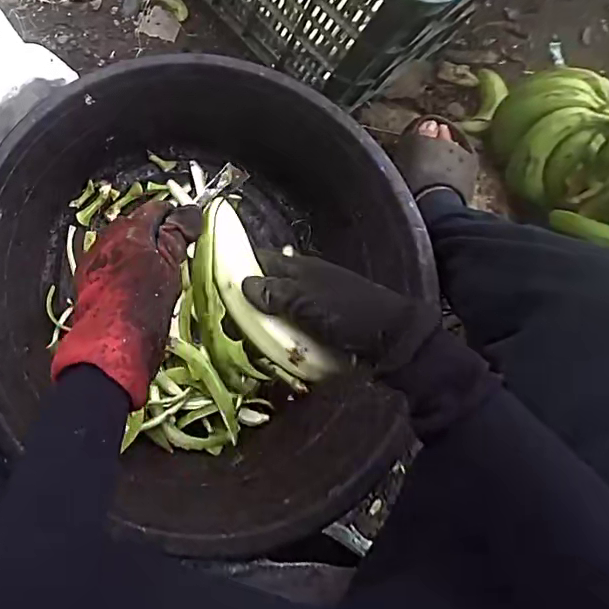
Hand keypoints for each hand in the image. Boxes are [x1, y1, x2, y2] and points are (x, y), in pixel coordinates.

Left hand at [51, 200, 203, 407]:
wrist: (108, 352)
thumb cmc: (142, 311)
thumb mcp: (170, 268)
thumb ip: (178, 235)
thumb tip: (189, 212)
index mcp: (129, 230)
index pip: (156, 209)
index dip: (175, 217)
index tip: (187, 231)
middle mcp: (107, 240)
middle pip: (137, 226)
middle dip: (156, 236)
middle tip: (176, 256)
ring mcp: (94, 261)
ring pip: (123, 247)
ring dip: (139, 254)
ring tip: (158, 277)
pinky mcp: (87, 283)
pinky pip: (111, 266)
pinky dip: (125, 271)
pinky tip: (136, 290)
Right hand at [243, 252, 439, 373]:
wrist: (391, 338)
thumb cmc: (347, 312)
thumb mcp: (305, 301)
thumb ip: (273, 292)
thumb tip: (242, 283)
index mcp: (296, 267)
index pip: (259, 260)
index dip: (239, 267)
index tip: (217, 282)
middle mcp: (302, 281)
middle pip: (266, 287)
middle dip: (248, 301)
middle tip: (230, 320)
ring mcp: (312, 303)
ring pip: (278, 309)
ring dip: (265, 322)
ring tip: (248, 338)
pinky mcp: (321, 324)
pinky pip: (292, 327)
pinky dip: (282, 335)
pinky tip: (275, 348)